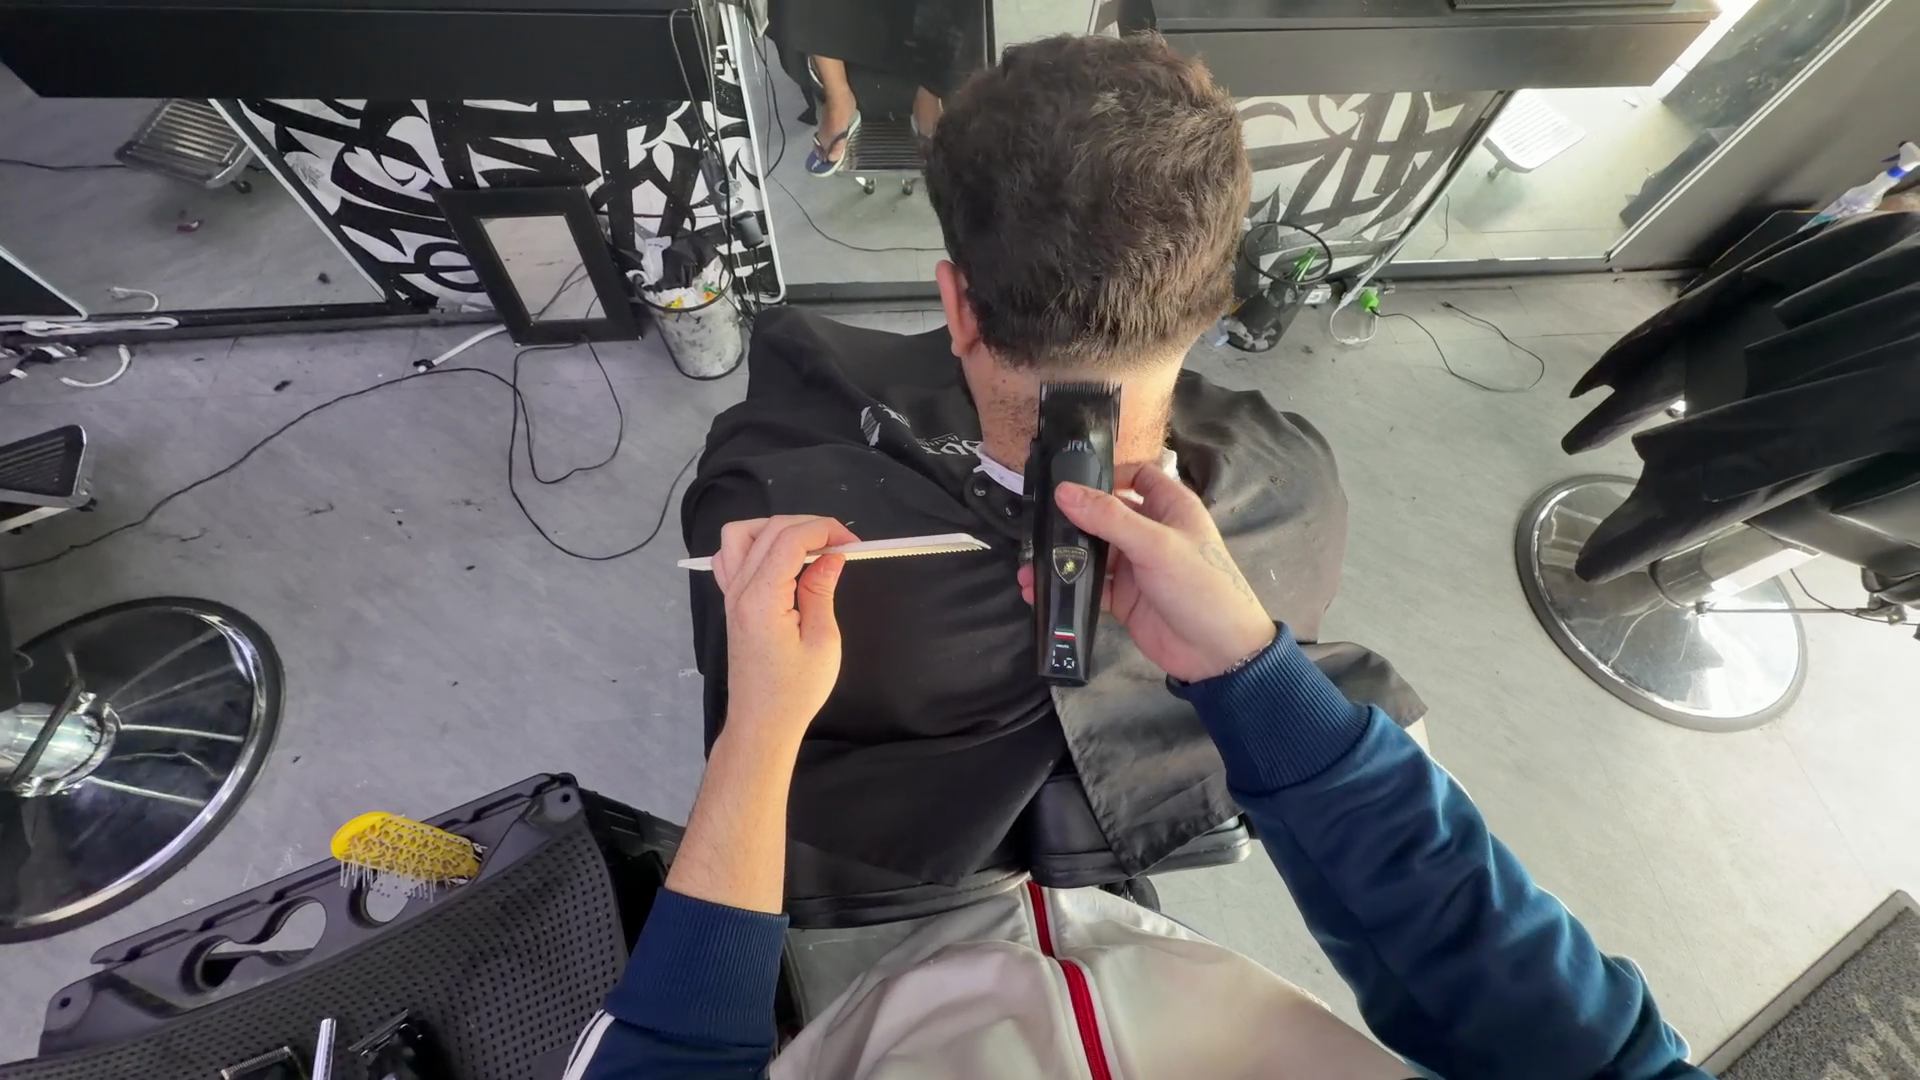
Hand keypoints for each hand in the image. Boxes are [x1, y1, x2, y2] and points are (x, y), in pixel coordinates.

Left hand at [712, 515, 857, 743]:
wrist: (762, 721)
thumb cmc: (796, 690)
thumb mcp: (823, 641)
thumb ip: (821, 591)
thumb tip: (831, 555)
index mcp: (762, 598)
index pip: (790, 539)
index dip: (825, 530)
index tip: (853, 544)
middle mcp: (740, 589)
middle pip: (770, 530)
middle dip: (810, 526)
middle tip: (841, 545)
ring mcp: (731, 594)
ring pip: (742, 534)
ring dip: (777, 528)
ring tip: (808, 545)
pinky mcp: (732, 602)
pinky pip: (730, 557)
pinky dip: (754, 545)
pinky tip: (778, 559)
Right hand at [1018, 468, 1275, 681]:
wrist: (1218, 653)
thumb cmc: (1199, 586)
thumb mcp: (1155, 545)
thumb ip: (1108, 518)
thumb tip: (1063, 492)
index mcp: (1170, 508)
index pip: (1138, 477)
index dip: (1109, 475)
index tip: (1072, 483)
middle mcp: (1151, 532)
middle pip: (1105, 516)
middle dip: (1072, 521)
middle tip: (1035, 527)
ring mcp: (1136, 566)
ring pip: (1092, 553)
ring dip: (1063, 558)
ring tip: (1028, 567)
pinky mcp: (1123, 597)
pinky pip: (1090, 586)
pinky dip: (1066, 587)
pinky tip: (1038, 590)